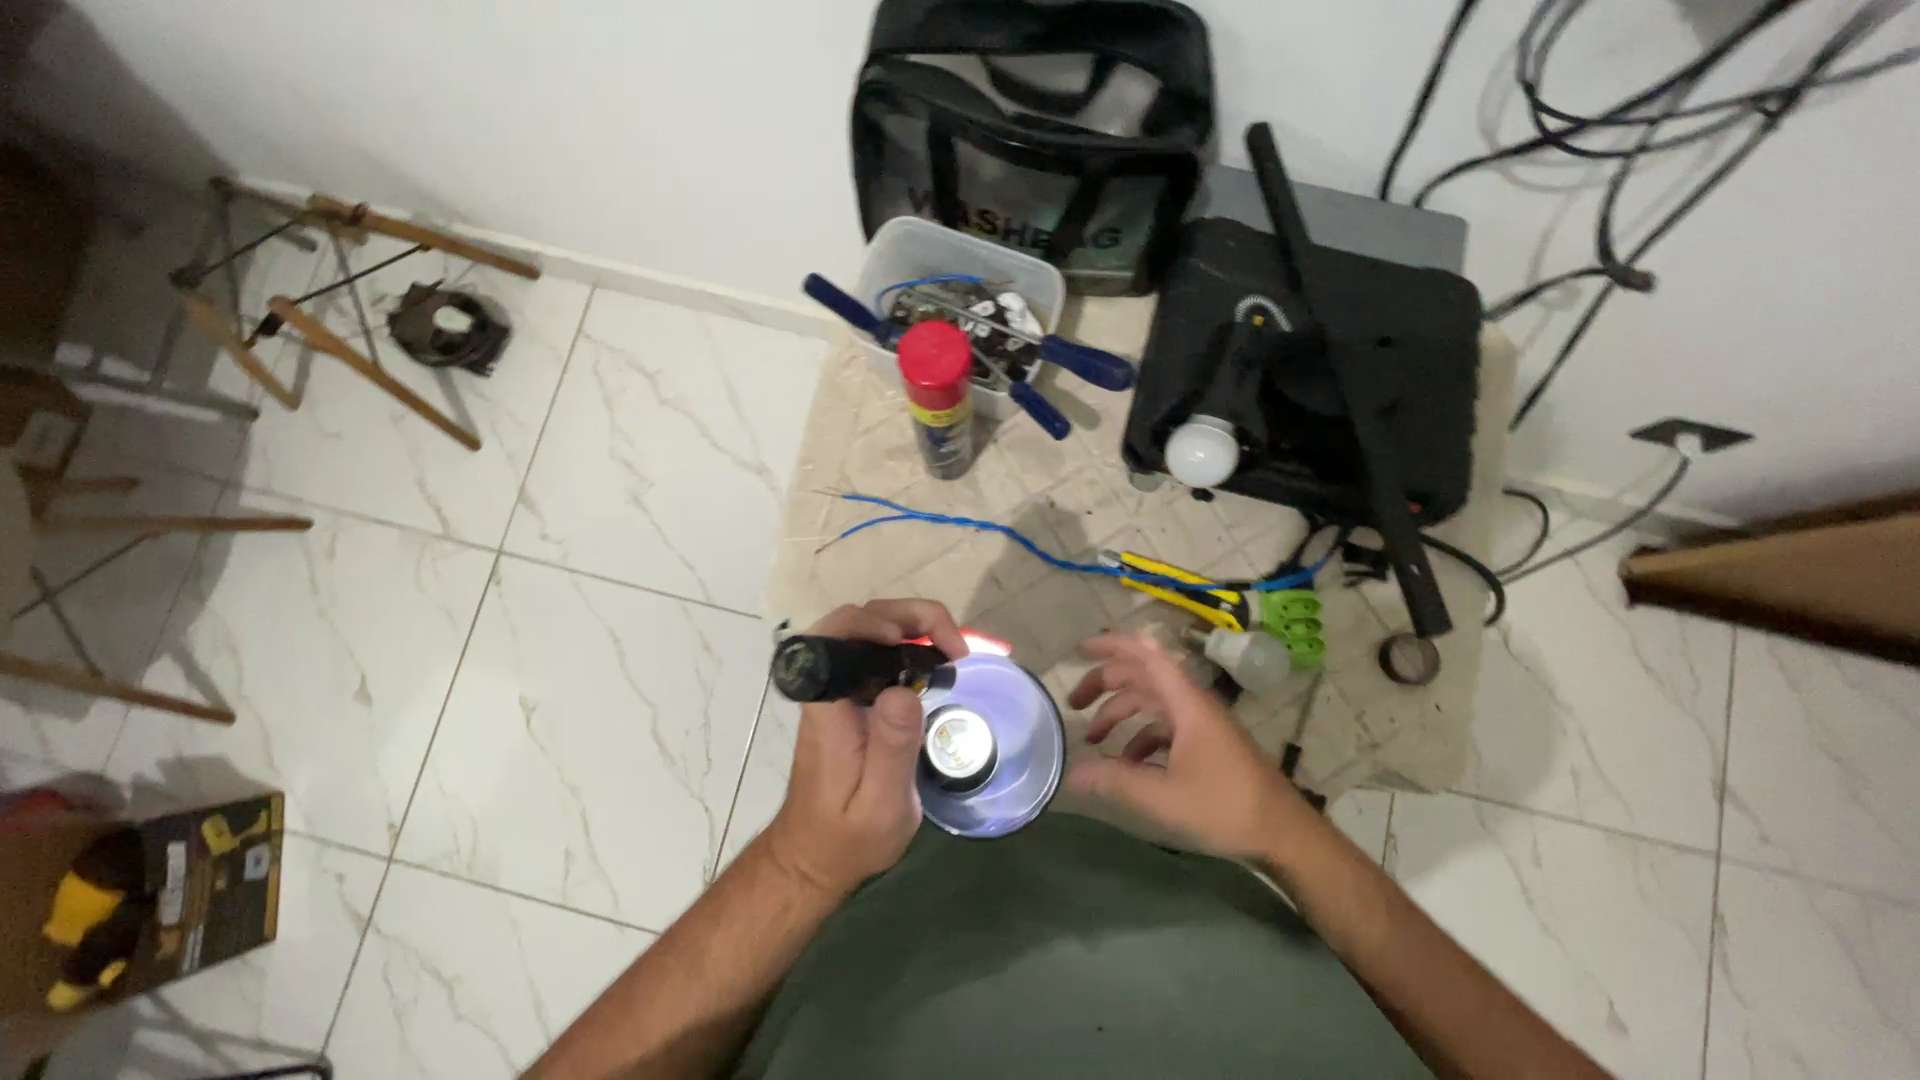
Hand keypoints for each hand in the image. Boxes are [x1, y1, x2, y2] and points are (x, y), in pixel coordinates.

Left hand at [758, 599, 968, 896]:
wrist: (815, 857)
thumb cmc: (846, 836)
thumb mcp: (880, 803)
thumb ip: (892, 748)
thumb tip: (904, 692)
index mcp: (829, 704)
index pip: (835, 633)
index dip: (874, 622)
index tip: (917, 643)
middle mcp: (833, 687)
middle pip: (864, 621)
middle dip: (916, 619)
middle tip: (961, 651)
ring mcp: (845, 691)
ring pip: (877, 634)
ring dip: (921, 631)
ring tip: (963, 656)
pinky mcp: (859, 700)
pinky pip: (887, 658)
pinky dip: (920, 651)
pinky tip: (951, 666)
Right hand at [1065, 630, 1310, 860]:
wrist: (1284, 833)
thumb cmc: (1225, 807)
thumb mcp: (1163, 797)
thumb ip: (1114, 781)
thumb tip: (1070, 774)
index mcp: (1186, 704)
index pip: (1145, 656)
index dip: (1111, 646)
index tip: (1079, 650)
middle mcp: (1194, 705)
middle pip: (1143, 678)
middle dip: (1105, 685)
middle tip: (1073, 705)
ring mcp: (1203, 725)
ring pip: (1153, 704)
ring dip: (1121, 714)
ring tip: (1093, 740)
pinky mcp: (1208, 746)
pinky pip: (1166, 728)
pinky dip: (1140, 738)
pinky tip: (1128, 765)